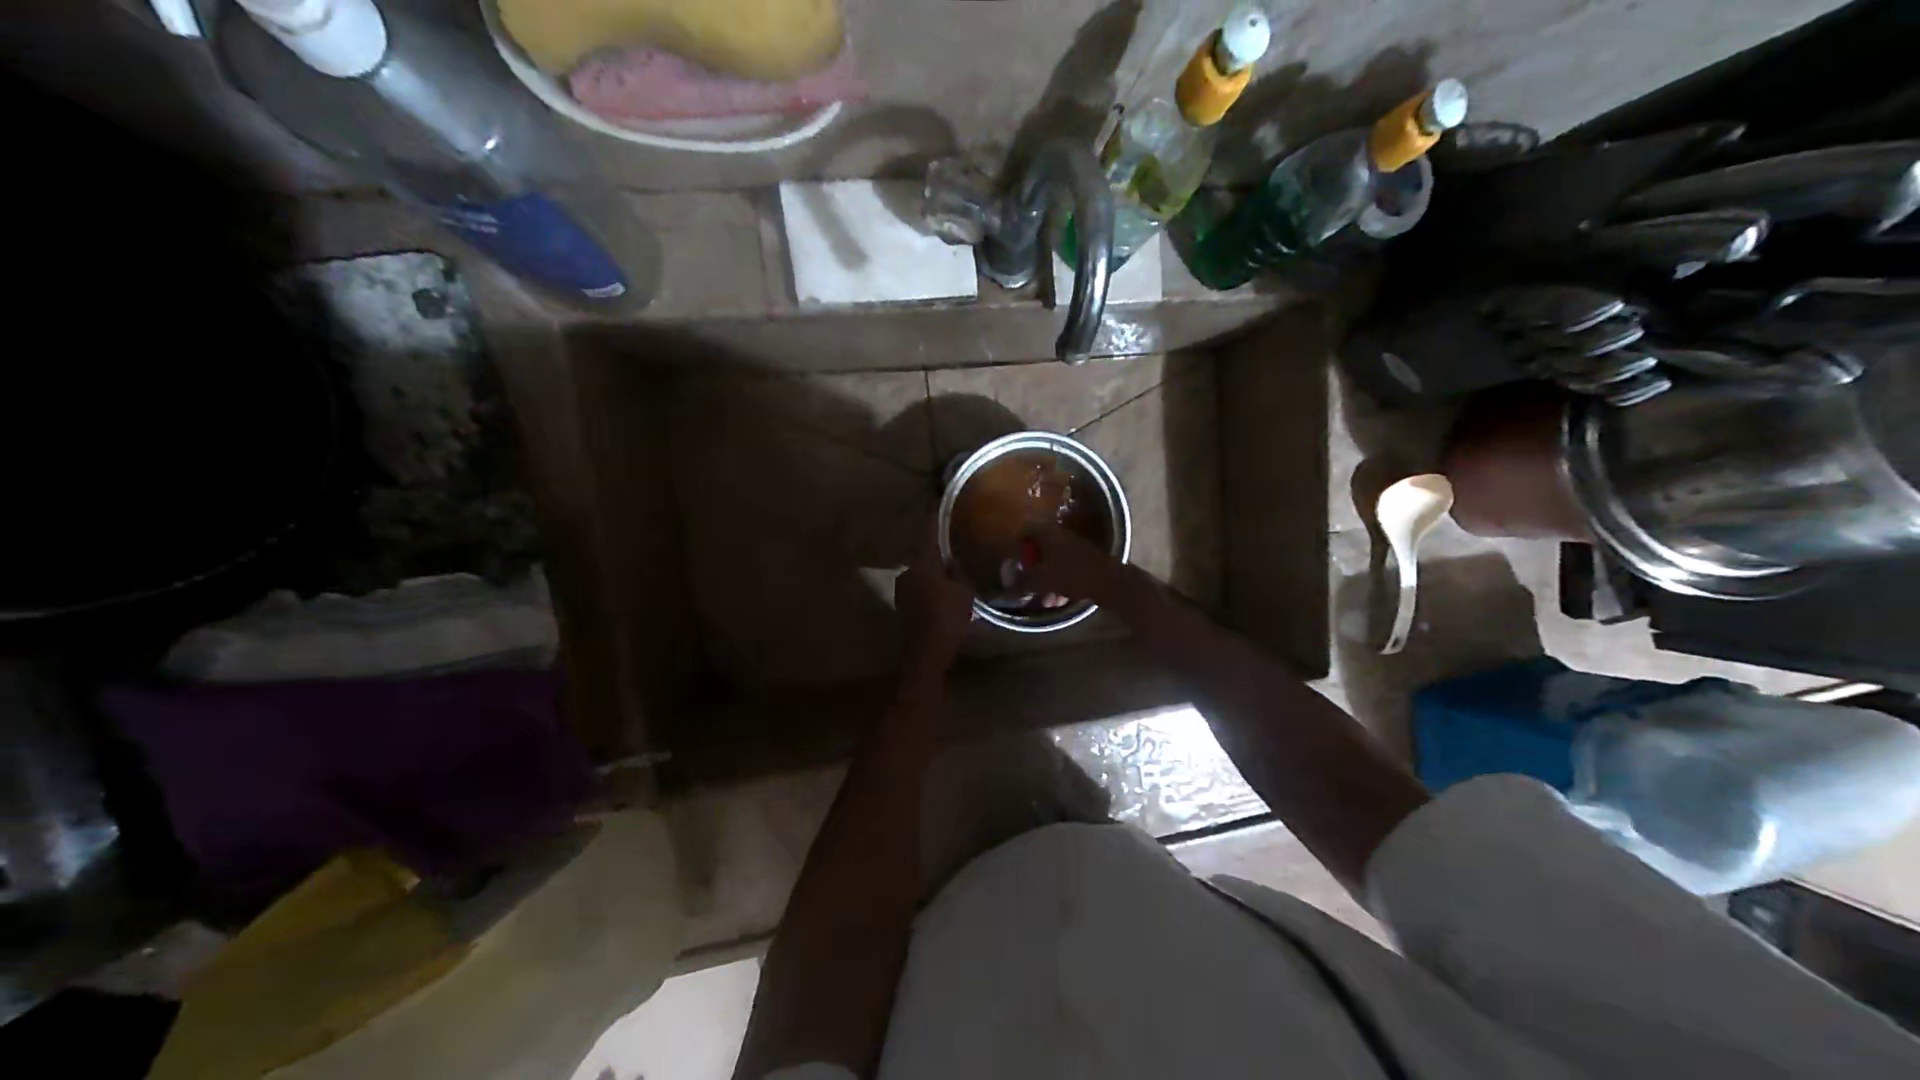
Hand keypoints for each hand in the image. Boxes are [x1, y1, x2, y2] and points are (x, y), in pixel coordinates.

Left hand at [896, 521, 975, 689]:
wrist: (926, 654)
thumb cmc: (947, 619)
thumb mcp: (964, 591)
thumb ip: (959, 571)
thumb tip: (954, 561)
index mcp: (923, 563)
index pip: (929, 533)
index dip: (935, 518)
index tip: (937, 502)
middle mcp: (908, 571)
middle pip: (926, 555)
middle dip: (940, 552)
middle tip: (958, 549)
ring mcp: (903, 590)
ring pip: (924, 573)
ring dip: (937, 573)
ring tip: (956, 575)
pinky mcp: (904, 606)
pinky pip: (922, 588)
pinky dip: (933, 588)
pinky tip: (947, 595)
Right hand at [1018, 523, 1124, 605]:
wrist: (1109, 582)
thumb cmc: (1071, 575)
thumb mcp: (1040, 580)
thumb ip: (1022, 580)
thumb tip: (1008, 583)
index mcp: (1048, 533)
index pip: (1025, 531)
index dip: (1016, 545)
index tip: (1012, 560)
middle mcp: (1062, 536)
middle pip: (1039, 549)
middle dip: (1031, 568)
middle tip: (1025, 583)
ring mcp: (1076, 549)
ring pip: (1054, 563)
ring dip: (1046, 580)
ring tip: (1043, 600)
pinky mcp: (1087, 562)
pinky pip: (1067, 571)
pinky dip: (1060, 584)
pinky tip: (1058, 601)